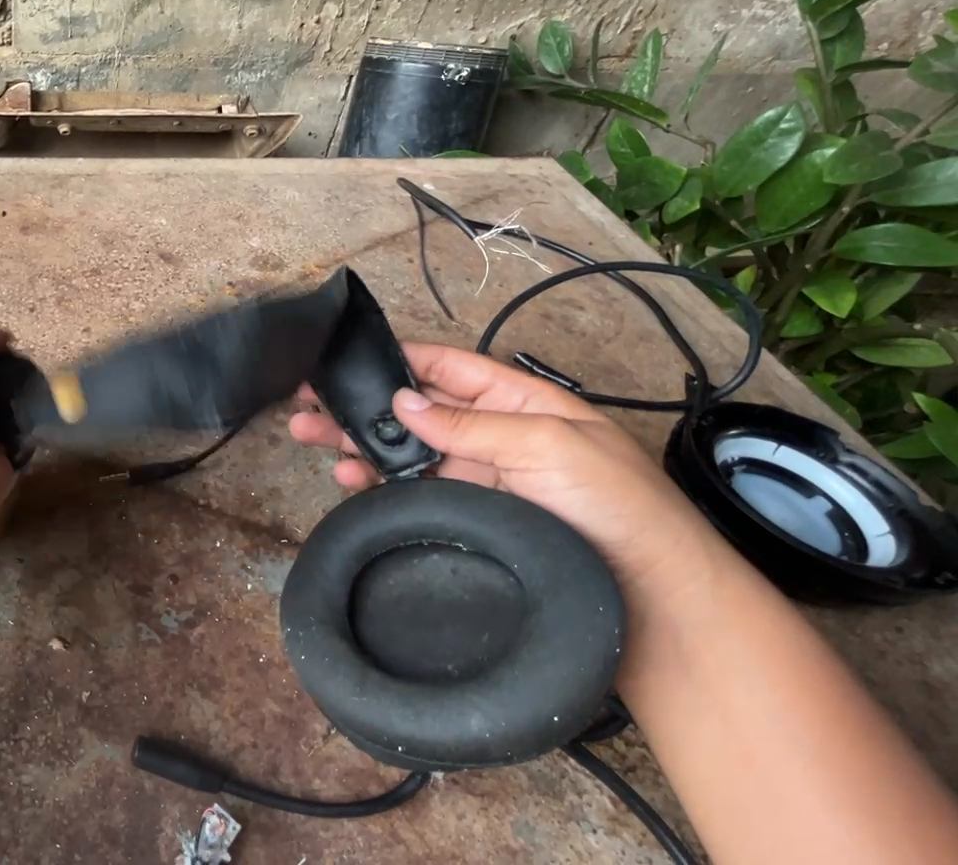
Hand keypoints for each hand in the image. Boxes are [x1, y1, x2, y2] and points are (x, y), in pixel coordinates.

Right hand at [289, 341, 722, 597]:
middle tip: (308, 400)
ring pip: (402, 450)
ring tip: (309, 434)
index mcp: (519, 403)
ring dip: (355, 440)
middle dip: (361, 401)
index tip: (346, 359)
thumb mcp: (549, 447)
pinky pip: (407, 490)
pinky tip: (346, 476)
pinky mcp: (463, 514)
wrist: (650, 601)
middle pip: (413, 408)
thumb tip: (402, 401)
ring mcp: (474, 477)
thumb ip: (470, 424)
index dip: (397, 359)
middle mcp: (491, 435)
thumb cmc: (619, 510)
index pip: (447, 368)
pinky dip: (372, 482)